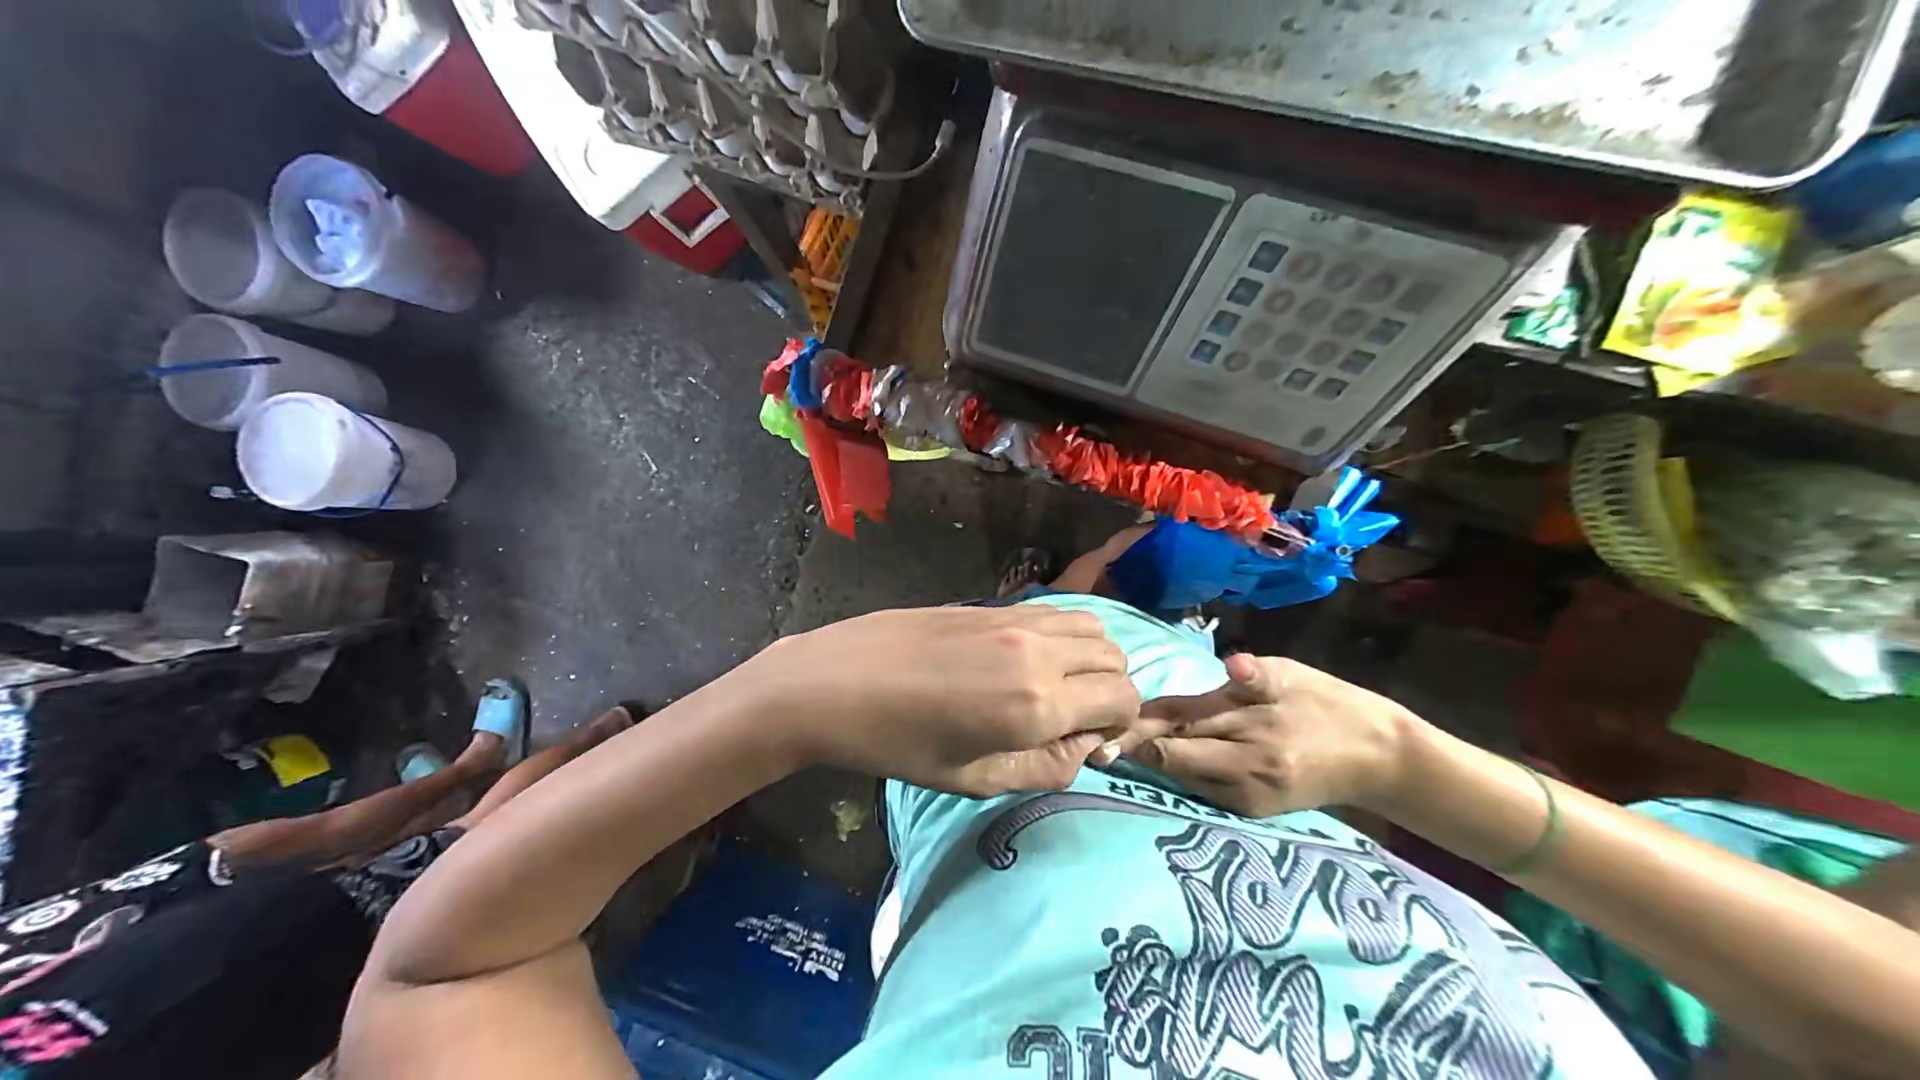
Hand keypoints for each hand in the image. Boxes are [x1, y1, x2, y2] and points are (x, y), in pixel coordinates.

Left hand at [730, 605, 1140, 796]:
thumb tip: (1085, 745)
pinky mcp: (994, 604)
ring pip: (1092, 625)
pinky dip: (1063, 635)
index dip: (1118, 726)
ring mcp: (1016, 620)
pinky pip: (1054, 612)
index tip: (1086, 742)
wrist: (835, 683)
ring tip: (1054, 684)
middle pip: (1116, 657)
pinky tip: (1026, 658)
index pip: (1123, 699)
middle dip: (1109, 691)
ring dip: (1090, 657)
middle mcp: (1039, 652)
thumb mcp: (976, 779)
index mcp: (1038, 704)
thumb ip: (1047, 766)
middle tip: (1071, 716)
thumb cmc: (899, 745)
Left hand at [1115, 654, 1418, 816]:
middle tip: (1095, 734)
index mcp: (1254, 732)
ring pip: (1180, 778)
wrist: (1378, 757)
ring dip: (1150, 761)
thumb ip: (1253, 676)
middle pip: (1172, 757)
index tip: (1101, 723)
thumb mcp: (1291, 676)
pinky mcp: (1251, 812)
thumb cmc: (1327, 704)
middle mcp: (1246, 772)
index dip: (1136, 727)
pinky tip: (1157, 760)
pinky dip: (1176, 772)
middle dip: (1134, 745)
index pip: (1178, 727)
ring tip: (1114, 747)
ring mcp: (1248, 799)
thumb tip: (1233, 665)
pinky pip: (1200, 790)